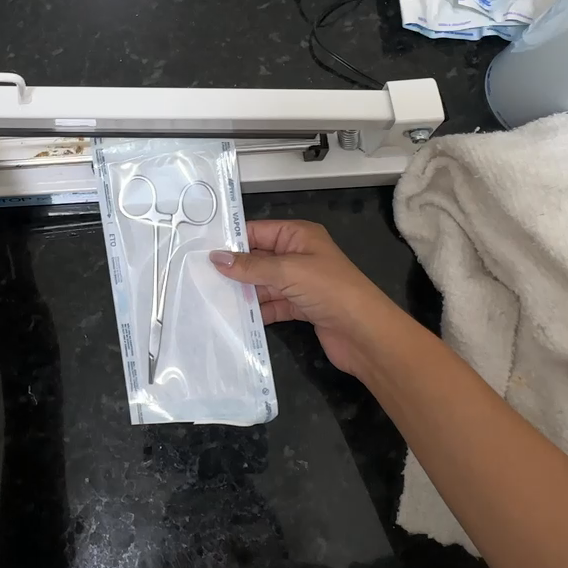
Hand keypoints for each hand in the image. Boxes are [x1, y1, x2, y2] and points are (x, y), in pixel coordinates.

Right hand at [211, 220, 398, 378]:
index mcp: (299, 236)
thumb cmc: (329, 290)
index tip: (202, 250)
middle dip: (234, 268)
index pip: (258, 232)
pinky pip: (273, 304)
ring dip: (243, 291)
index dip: (233, 241)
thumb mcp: (287, 271)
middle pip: (259, 258)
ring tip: (212, 298)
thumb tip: (215, 258)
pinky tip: (236, 318)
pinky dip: (258, 310)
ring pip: (264, 283)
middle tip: (200, 276)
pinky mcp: (302, 307)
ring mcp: (301, 283)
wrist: (366, 334)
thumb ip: (250, 266)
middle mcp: (299, 255)